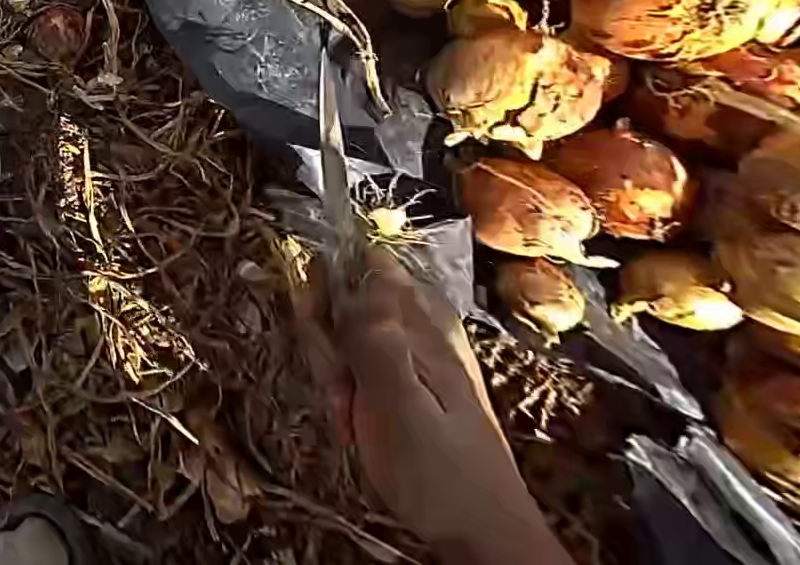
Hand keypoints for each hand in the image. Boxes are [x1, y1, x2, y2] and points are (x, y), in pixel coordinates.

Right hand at [295, 248, 571, 564]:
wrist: (482, 538)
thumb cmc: (440, 471)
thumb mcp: (401, 404)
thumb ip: (376, 338)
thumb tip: (358, 272)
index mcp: (423, 322)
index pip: (364, 262)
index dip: (329, 282)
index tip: (318, 323)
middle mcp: (417, 325)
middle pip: (345, 296)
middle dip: (325, 334)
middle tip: (338, 381)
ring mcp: (408, 352)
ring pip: (342, 331)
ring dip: (331, 365)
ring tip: (347, 406)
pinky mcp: (400, 378)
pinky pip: (352, 360)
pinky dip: (343, 385)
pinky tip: (353, 416)